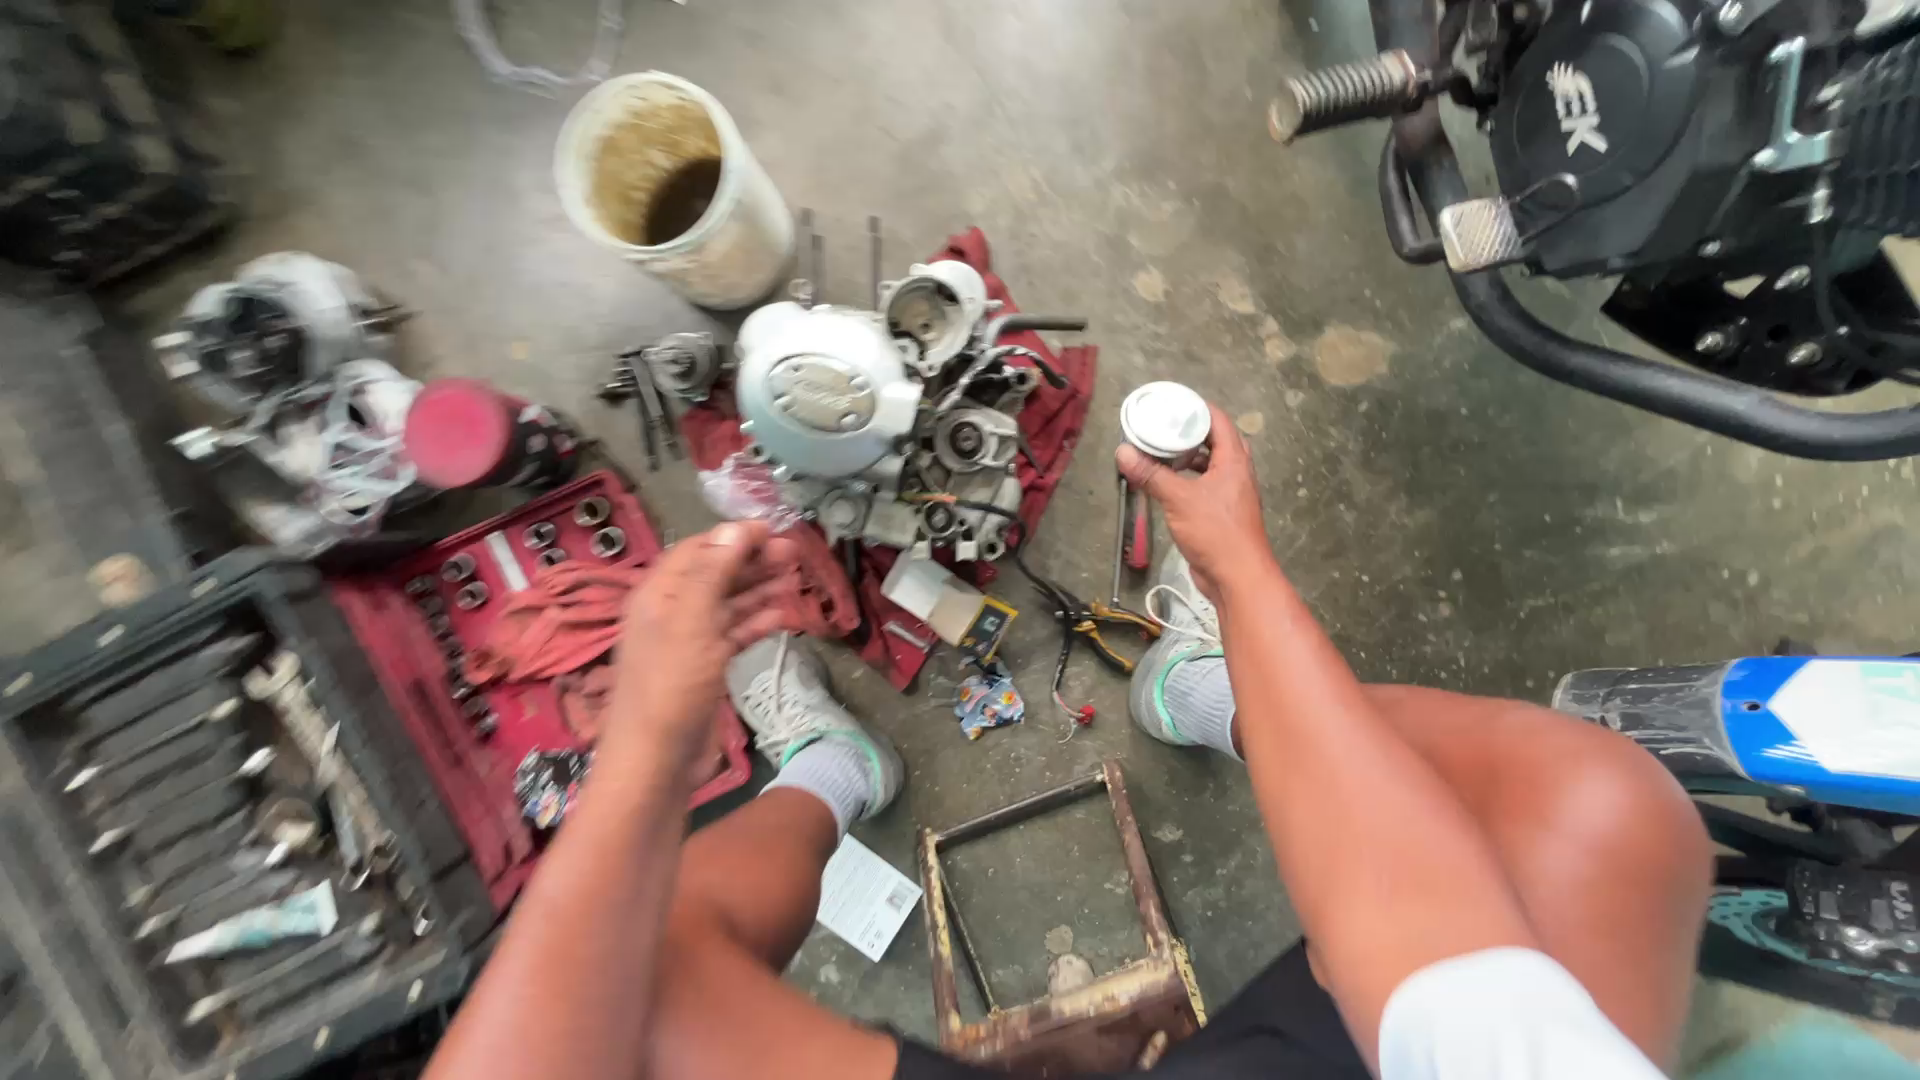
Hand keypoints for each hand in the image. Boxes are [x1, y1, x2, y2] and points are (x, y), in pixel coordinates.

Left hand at [604, 522, 801, 767]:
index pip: (698, 550)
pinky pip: (735, 635)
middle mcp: (672, 612)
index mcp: (658, 594)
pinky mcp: (706, 668)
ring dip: (760, 589)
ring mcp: (690, 642)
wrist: (657, 760)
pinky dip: (758, 622)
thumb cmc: (671, 685)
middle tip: (794, 553)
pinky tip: (783, 616)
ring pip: (729, 604)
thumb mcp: (692, 620)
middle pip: (717, 574)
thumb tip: (736, 528)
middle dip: (753, 561)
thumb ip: (714, 572)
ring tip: (795, 578)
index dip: (733, 537)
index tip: (773, 529)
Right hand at [1116, 402, 1273, 601]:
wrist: (1237, 576)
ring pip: (1210, 465)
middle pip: (1217, 441)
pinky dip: (1187, 479)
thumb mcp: (1179, 499)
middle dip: (1192, 432)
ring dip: (1189, 457)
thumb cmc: (1215, 532)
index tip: (1173, 404)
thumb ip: (1151, 475)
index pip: (1219, 421)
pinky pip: (1204, 485)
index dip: (1198, 409)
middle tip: (1165, 426)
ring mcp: (1231, 494)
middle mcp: (1236, 473)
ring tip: (1162, 451)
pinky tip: (1168, 483)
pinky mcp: (1222, 513)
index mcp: (1234, 461)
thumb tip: (1123, 452)